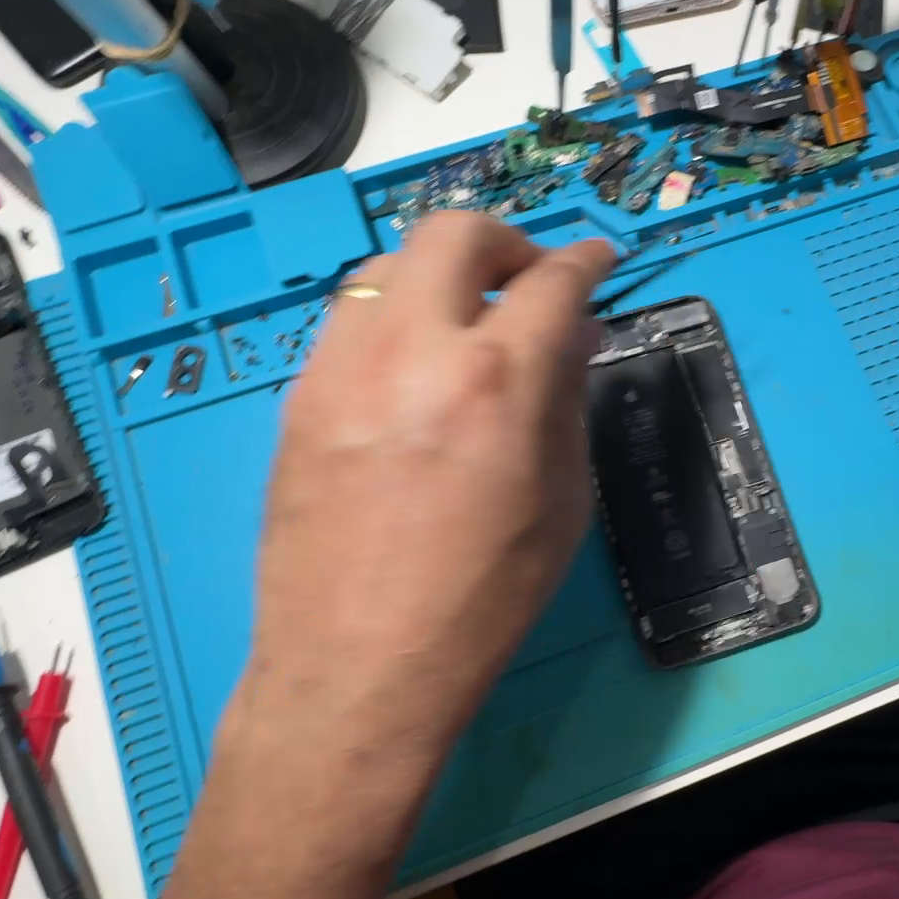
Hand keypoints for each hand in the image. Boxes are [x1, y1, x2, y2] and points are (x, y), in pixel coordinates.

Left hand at [241, 212, 614, 756]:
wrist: (362, 665)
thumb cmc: (487, 597)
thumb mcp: (561, 501)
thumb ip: (566, 402)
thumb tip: (572, 339)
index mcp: (496, 382)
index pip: (552, 281)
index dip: (587, 260)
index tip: (599, 260)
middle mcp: (414, 350)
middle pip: (455, 234)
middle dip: (507, 241)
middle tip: (531, 281)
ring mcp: (342, 367)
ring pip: (389, 266)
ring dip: (443, 278)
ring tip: (468, 327)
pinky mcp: (298, 397)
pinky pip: (352, 323)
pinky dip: (396, 320)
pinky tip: (415, 374)